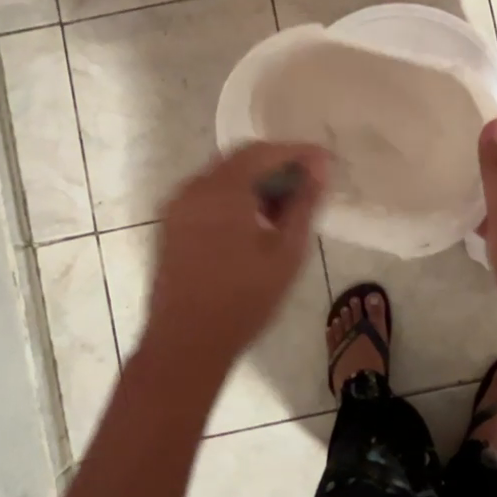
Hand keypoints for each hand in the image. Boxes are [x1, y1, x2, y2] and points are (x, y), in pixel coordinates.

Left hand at [143, 142, 329, 370]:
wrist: (185, 344)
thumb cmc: (244, 300)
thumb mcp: (287, 251)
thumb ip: (305, 203)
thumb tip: (321, 167)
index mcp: (222, 189)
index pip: (263, 152)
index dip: (298, 152)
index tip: (326, 161)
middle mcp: (193, 188)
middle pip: (240, 159)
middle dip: (276, 164)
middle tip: (309, 181)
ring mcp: (177, 207)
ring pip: (222, 177)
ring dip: (255, 181)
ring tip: (287, 204)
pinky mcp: (171, 226)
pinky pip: (207, 195)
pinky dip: (235, 196)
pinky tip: (257, 222)